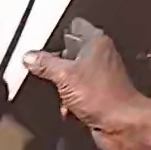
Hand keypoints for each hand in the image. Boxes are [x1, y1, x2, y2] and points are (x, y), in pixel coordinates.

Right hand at [22, 19, 150, 149]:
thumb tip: (29, 57)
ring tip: (57, 93)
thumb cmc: (99, 94)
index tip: (41, 42)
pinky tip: (66, 108)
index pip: (75, 26)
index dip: (58, 33)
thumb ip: (46, 65)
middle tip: (42, 70)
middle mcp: (100, 54)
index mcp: (96, 42)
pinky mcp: (99, 92)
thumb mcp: (65, 76)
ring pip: (72, 73)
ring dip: (62, 85)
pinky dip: (70, 99)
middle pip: (70, 52)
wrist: (121, 123)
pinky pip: (78, 91)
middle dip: (56, 64)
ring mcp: (100, 74)